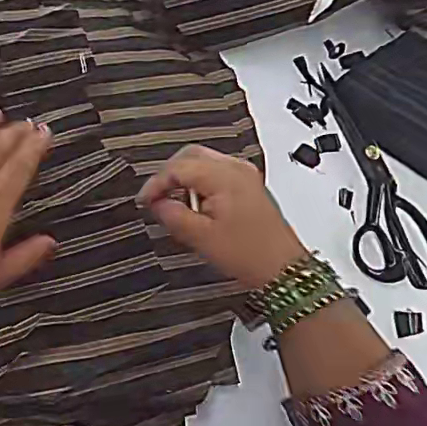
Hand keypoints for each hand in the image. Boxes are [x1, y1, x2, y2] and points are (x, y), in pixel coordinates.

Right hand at [136, 144, 307, 288]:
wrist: (282, 269)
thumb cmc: (250, 255)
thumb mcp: (201, 238)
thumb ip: (173, 216)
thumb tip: (156, 203)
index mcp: (224, 176)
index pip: (178, 167)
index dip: (156, 184)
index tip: (144, 201)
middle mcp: (236, 169)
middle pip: (190, 156)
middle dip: (168, 175)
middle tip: (154, 198)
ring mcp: (244, 175)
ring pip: (203, 162)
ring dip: (183, 179)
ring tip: (174, 206)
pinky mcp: (248, 186)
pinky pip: (215, 173)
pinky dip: (198, 184)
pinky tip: (194, 207)